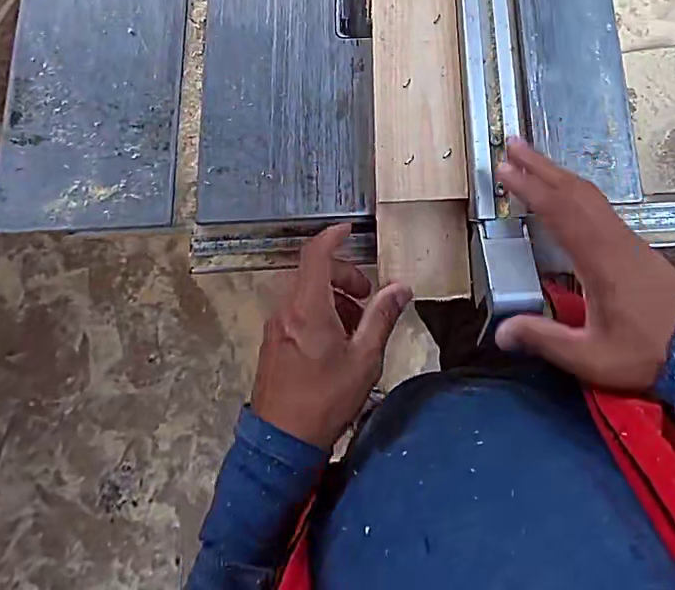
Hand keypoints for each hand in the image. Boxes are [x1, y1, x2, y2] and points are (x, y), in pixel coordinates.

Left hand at [250, 223, 412, 448]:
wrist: (281, 445)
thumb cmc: (325, 400)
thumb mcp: (364, 359)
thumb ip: (382, 317)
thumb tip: (401, 288)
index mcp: (308, 308)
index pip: (316, 255)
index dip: (333, 236)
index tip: (350, 229)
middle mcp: (286, 310)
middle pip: (314, 272)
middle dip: (344, 275)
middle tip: (368, 295)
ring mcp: (276, 327)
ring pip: (306, 292)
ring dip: (334, 295)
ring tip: (357, 324)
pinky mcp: (273, 343)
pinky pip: (297, 310)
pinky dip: (320, 310)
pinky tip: (337, 339)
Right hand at [493, 138, 674, 391]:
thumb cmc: (649, 351)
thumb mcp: (592, 357)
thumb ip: (545, 339)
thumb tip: (503, 330)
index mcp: (601, 261)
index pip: (560, 211)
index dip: (530, 187)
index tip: (506, 169)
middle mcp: (613, 240)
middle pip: (573, 190)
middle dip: (540, 165)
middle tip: (512, 145)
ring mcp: (624, 237)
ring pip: (587, 192)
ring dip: (556, 171)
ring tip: (530, 158)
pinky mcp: (630, 242)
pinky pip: (597, 202)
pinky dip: (573, 186)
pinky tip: (563, 188)